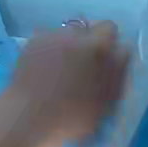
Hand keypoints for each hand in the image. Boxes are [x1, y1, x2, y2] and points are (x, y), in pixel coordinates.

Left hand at [0, 20, 128, 146]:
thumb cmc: (70, 120)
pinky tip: (43, 66)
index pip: (116, 36)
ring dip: (72, 42)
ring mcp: (56, 35)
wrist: (27, 119)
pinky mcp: (35, 39)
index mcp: (101, 50)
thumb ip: (116, 75)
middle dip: (95, 40)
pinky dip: (51, 47)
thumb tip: (120, 55)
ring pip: (71, 30)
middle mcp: (81, 36)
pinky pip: (50, 37)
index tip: (107, 65)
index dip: (112, 51)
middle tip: (86, 64)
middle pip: (97, 27)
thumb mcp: (105, 103)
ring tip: (62, 65)